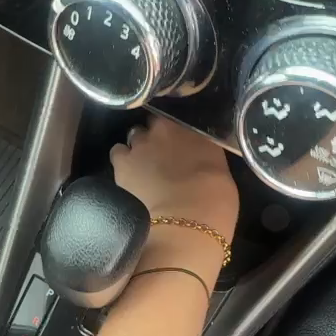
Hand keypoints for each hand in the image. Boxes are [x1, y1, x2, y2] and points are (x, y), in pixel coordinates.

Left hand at [111, 117, 239, 263]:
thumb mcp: (218, 166)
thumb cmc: (214, 196)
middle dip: (156, 138)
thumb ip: (202, 151)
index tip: (178, 144)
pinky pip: (117, 153)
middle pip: (153, 125)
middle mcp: (162, 128)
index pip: (176, 118)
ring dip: (139, 149)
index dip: (175, 132)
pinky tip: (129, 173)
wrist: (189, 217)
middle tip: (162, 156)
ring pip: (134, 137)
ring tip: (144, 167)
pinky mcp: (122, 163)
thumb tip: (195, 153)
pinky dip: (122, 161)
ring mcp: (139, 143)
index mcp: (189, 126)